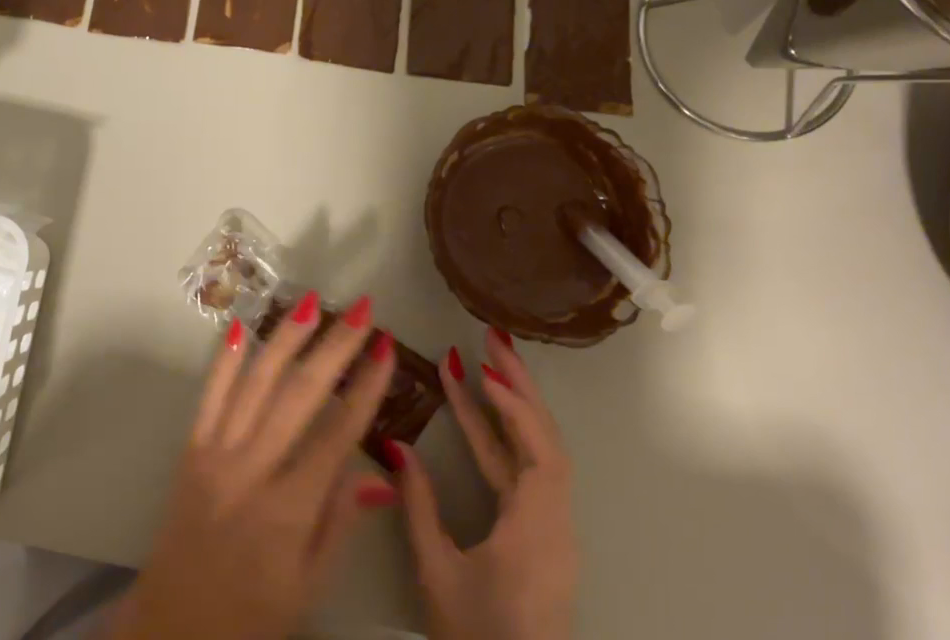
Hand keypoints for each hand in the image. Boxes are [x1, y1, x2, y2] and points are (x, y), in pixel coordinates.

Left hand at [105, 292, 398, 639]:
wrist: (174, 625)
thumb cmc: (252, 614)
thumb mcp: (309, 584)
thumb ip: (341, 523)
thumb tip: (380, 472)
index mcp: (289, 507)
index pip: (337, 432)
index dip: (365, 386)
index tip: (386, 348)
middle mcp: (251, 468)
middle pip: (299, 394)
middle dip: (334, 346)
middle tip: (362, 308)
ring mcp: (215, 453)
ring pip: (255, 383)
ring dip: (285, 338)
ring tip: (312, 301)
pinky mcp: (190, 449)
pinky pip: (209, 396)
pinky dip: (227, 360)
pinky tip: (242, 327)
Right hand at [390, 329, 577, 639]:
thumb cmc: (477, 635)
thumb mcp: (437, 571)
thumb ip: (418, 506)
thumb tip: (394, 445)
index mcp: (536, 528)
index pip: (538, 451)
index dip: (513, 406)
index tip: (482, 369)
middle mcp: (555, 521)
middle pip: (544, 440)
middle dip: (518, 387)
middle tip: (492, 340)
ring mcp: (552, 529)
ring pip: (535, 454)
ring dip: (509, 408)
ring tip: (479, 364)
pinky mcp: (541, 537)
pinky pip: (527, 473)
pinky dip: (505, 438)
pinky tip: (479, 420)